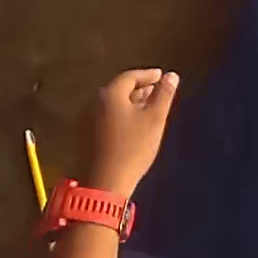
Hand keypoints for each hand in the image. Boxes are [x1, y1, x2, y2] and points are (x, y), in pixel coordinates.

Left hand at [85, 68, 179, 197]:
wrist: (105, 182)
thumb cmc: (134, 147)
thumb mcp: (155, 119)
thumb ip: (164, 94)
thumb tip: (172, 75)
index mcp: (110, 94)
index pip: (130, 76)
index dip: (148, 75)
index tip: (161, 75)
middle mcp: (95, 102)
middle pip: (119, 88)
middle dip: (139, 87)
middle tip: (155, 89)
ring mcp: (87, 118)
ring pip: (112, 103)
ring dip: (130, 101)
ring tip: (147, 106)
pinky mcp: (85, 134)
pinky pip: (106, 115)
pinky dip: (120, 113)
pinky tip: (132, 123)